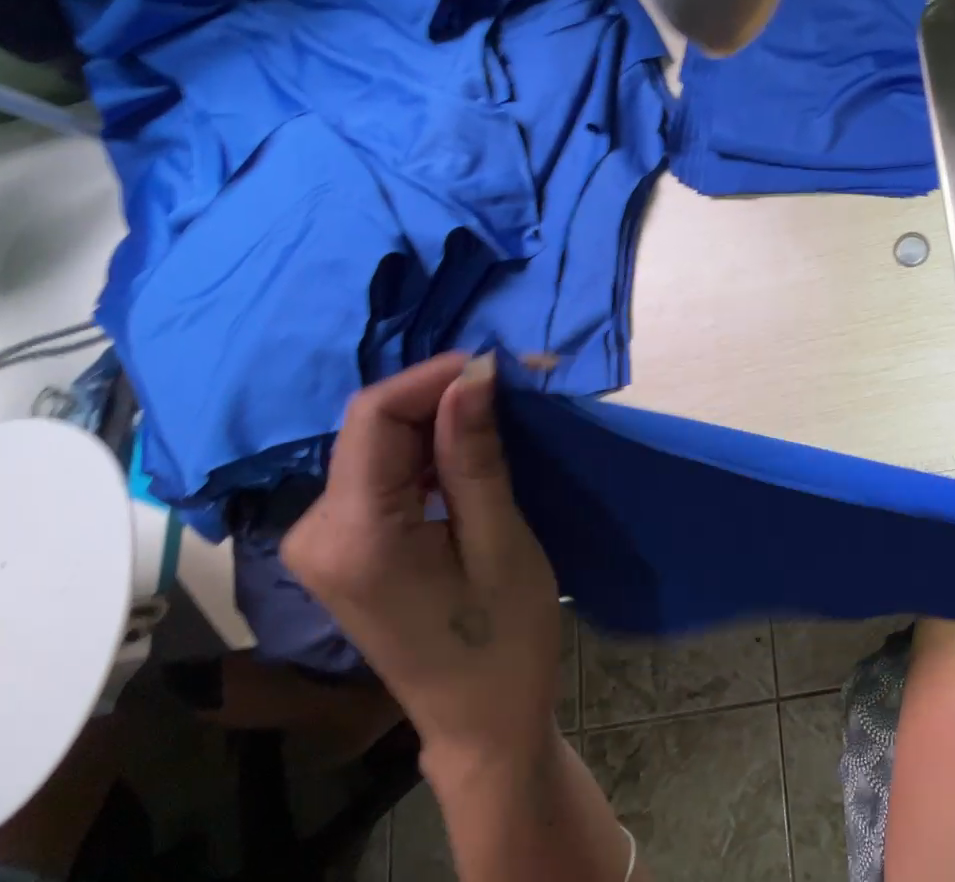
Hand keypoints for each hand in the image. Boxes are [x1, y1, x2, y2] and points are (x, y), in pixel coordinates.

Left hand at [283, 352, 561, 765]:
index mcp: (352, 534)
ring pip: (378, 452)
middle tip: (513, 386)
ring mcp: (321, 543)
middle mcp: (315, 531)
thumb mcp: (500, 543)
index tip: (498, 364)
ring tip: (501, 417)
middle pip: (372, 432)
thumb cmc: (503, 637)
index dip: (433, 377)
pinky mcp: (342, 551)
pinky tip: (469, 458)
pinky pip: (380, 481)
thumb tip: (471, 377)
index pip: (374, 418)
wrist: (481, 717)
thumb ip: (474, 458)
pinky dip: (425, 459)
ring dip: (436, 428)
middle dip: (440, 400)